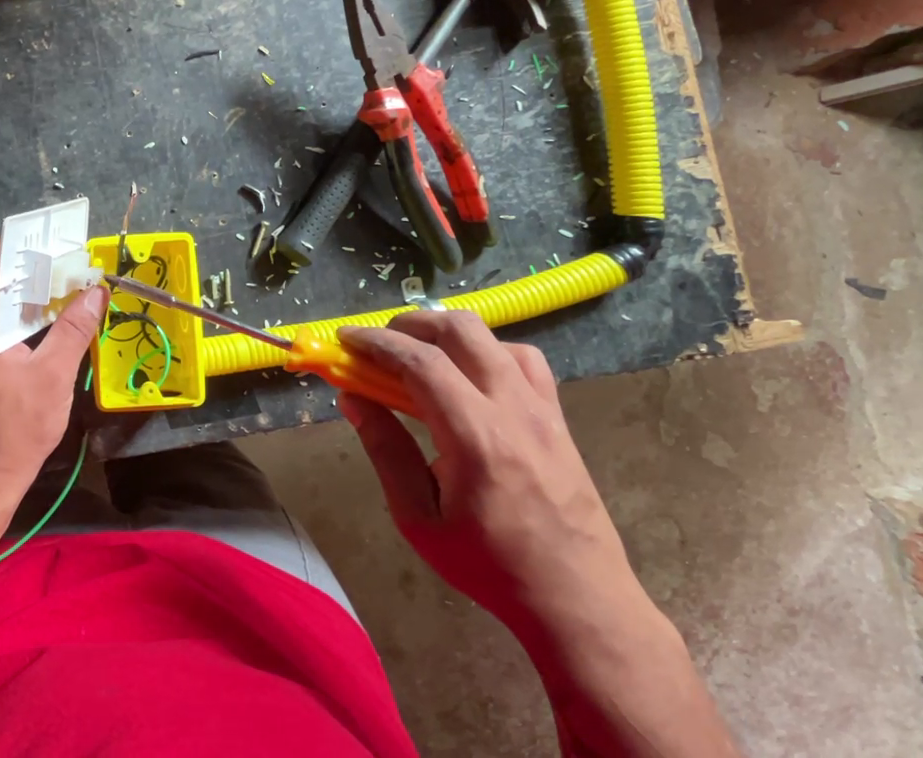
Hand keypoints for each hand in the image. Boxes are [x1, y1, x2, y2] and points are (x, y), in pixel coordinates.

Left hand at [0, 241, 105, 492]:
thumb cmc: (18, 425)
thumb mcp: (54, 374)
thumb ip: (74, 329)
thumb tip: (96, 290)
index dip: (16, 244)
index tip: (49, 234)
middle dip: (25, 261)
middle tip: (62, 252)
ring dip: (24, 284)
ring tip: (62, 275)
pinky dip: (20, 307)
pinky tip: (49, 310)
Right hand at [336, 312, 646, 638]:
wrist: (578, 598)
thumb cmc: (489, 565)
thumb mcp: (418, 517)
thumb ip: (386, 451)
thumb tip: (353, 399)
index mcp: (476, 437)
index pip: (420, 362)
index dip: (376, 342)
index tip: (344, 339)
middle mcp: (514, 410)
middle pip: (462, 331)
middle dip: (410, 324)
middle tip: (377, 343)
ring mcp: (544, 411)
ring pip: (494, 338)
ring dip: (449, 333)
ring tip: (417, 356)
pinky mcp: (559, 419)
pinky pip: (523, 361)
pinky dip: (486, 351)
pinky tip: (466, 376)